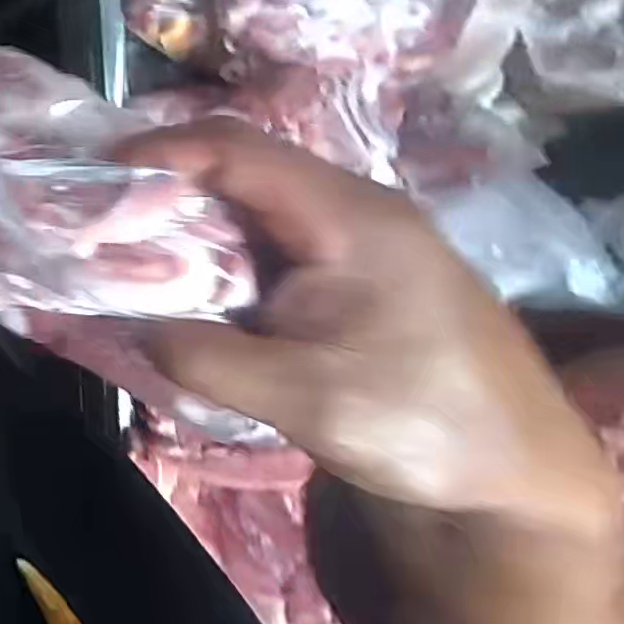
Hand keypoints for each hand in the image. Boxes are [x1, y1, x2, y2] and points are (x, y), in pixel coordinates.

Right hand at [115, 118, 619, 534]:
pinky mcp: (344, 260)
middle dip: (168, 173)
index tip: (105, 168)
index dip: (165, 149)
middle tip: (108, 201)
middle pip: (242, 158)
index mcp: (347, 216)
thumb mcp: (307, 400)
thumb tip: (134, 326)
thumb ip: (207, 359)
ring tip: (136, 230)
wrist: (518, 473)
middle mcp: (348, 204)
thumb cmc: (426, 426)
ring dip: (190, 204)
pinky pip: (264, 225)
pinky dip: (216, 235)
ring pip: (251, 191)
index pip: (240, 150)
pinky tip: (193, 266)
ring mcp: (349, 229)